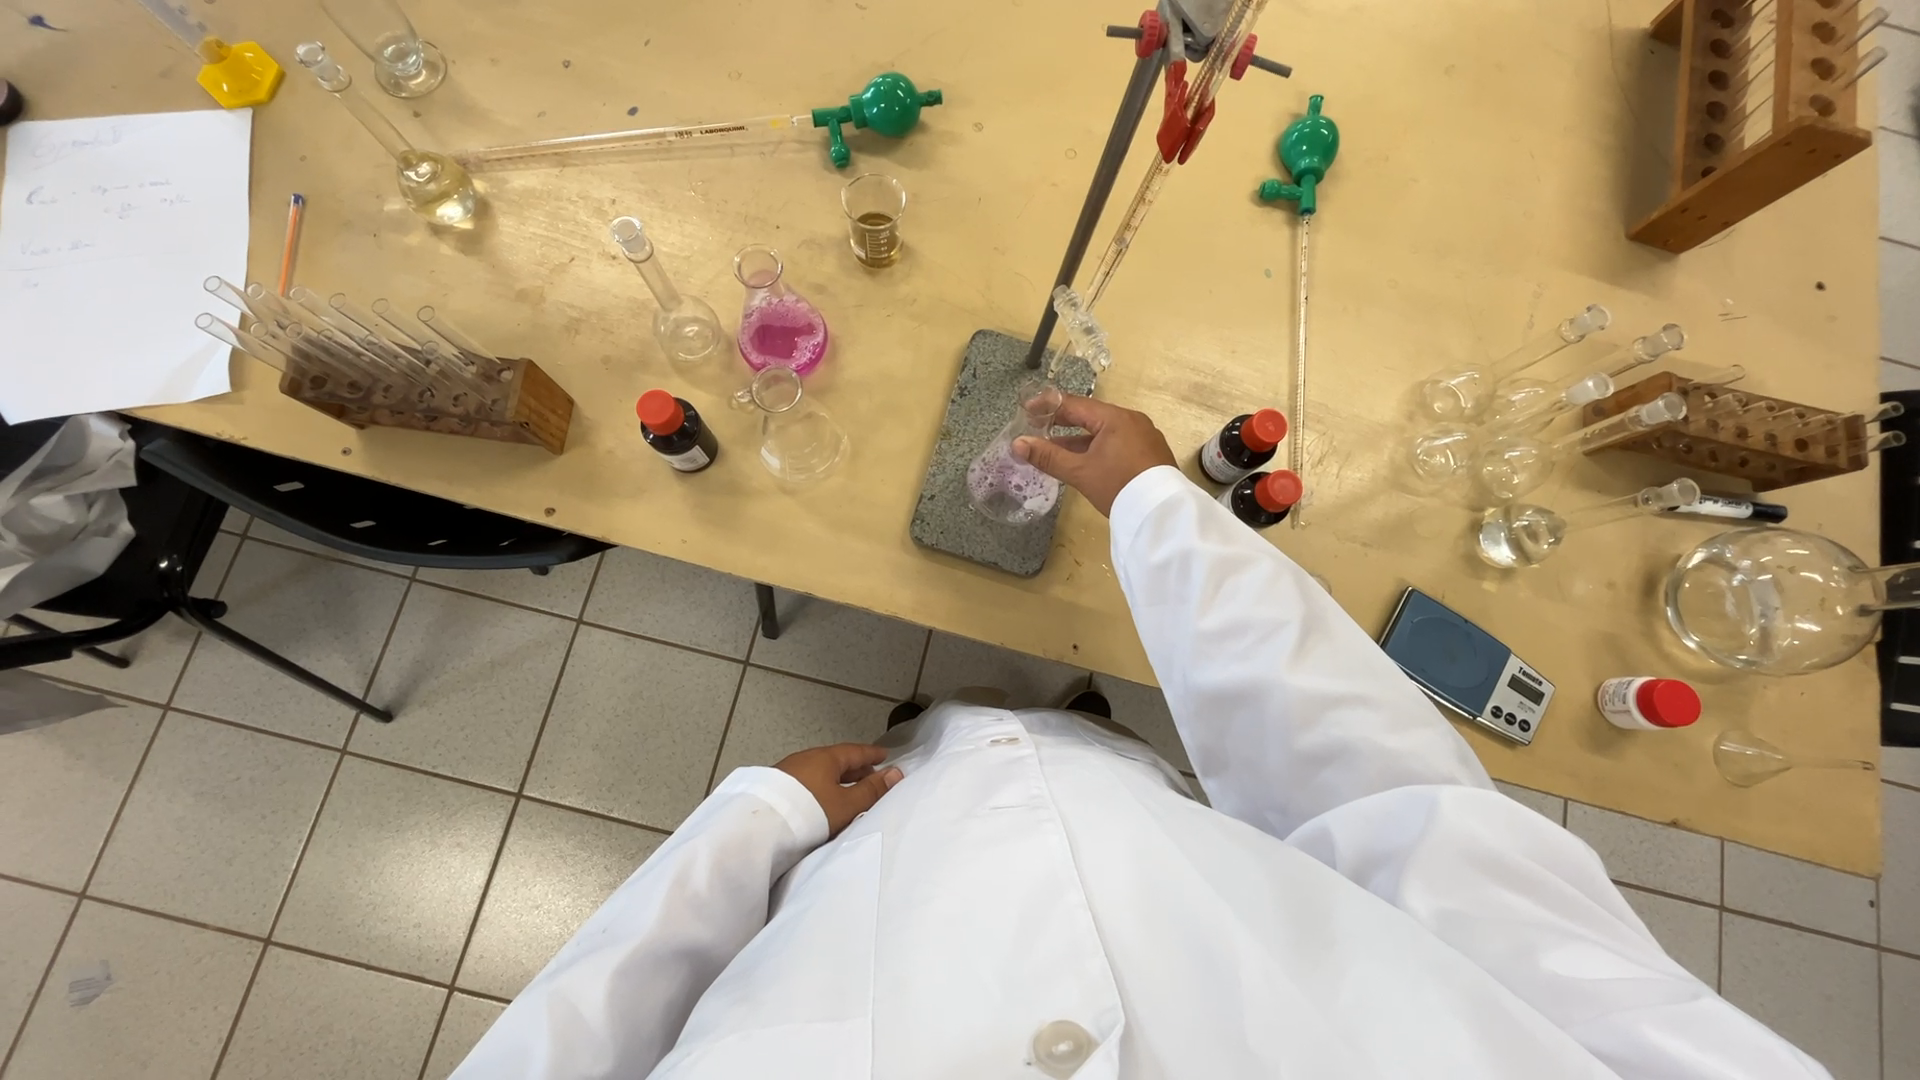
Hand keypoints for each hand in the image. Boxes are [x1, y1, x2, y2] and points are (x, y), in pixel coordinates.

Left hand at [774, 743, 903, 837]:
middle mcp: (806, 758)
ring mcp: (788, 771)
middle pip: (836, 759)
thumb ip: (871, 790)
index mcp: (826, 758)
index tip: (885, 755)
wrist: (758, 828)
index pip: (855, 751)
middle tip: (870, 775)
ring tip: (847, 789)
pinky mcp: (775, 787)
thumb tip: (895, 772)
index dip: (871, 754)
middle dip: (855, 767)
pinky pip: (806, 779)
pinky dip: (820, 784)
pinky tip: (820, 797)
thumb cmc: (810, 813)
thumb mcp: (846, 805)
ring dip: (836, 777)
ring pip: (819, 770)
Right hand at [1013, 396, 1175, 516]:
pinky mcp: (1150, 454)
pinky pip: (1117, 443)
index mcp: (1115, 418)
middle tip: (1038, 428)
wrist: (1160, 514)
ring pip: (1104, 433)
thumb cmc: (1118, 485)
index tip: (1027, 409)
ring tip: (1055, 450)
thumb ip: (1048, 457)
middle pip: (1090, 417)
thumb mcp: (1080, 472)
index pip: (1075, 404)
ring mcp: (1144, 437)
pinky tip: (1085, 462)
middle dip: (1062, 424)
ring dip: (1079, 440)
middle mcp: (1132, 421)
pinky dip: (1097, 449)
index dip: (1048, 406)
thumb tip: (1018, 444)